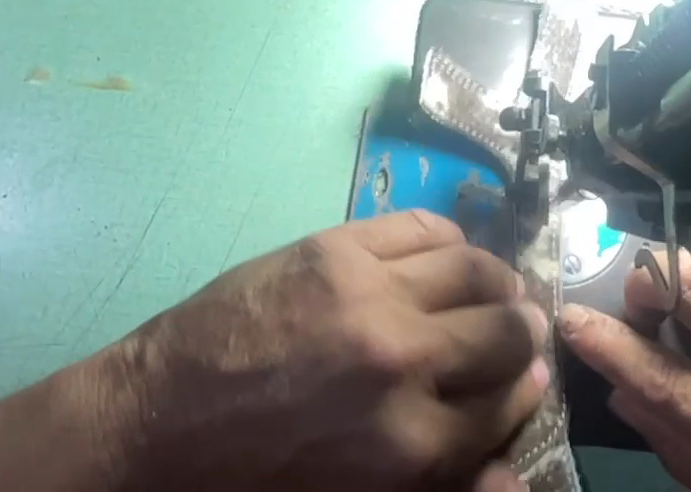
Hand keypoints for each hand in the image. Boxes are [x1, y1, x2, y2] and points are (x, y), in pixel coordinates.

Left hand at [100, 211, 549, 490]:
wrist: (160, 420)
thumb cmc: (255, 477)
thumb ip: (440, 491)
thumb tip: (516, 475)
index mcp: (408, 444)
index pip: (504, 406)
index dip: (525, 389)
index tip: (531, 373)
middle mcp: (404, 359)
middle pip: (502, 332)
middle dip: (524, 331)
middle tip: (523, 325)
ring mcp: (371, 291)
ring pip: (473, 267)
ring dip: (499, 278)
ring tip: (499, 284)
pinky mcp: (338, 247)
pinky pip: (421, 226)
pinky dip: (450, 237)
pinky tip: (452, 251)